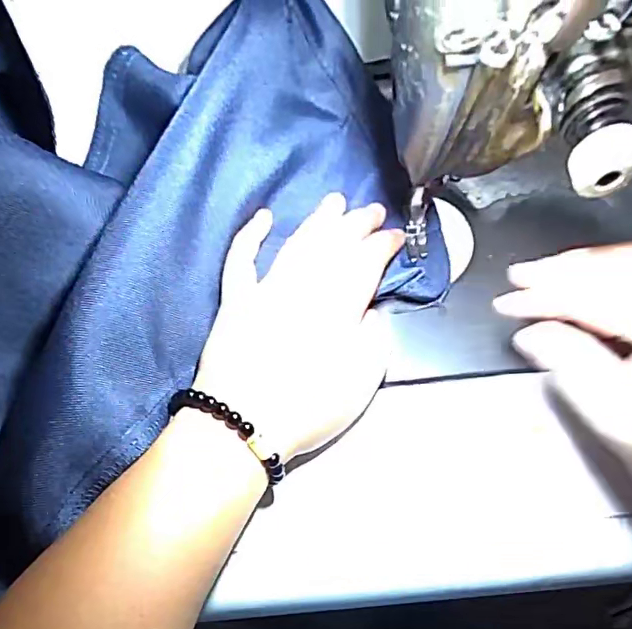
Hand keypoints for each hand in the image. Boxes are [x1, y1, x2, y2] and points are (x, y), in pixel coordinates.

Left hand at [191, 193, 405, 462]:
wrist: (244, 422)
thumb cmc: (308, 409)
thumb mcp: (361, 381)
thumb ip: (374, 339)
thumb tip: (371, 314)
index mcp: (340, 305)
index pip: (366, 261)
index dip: (383, 245)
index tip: (396, 238)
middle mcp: (304, 287)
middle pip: (333, 244)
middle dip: (356, 224)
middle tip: (372, 210)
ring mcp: (265, 290)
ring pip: (295, 243)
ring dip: (317, 220)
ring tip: (334, 203)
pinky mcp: (234, 302)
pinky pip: (241, 259)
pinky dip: (251, 235)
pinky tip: (262, 219)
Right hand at [493, 244, 631, 539]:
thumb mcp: (621, 415)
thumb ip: (571, 366)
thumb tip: (534, 335)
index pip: (597, 291)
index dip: (546, 295)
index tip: (507, 301)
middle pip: (626, 264)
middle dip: (570, 270)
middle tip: (524, 277)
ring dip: (600, 269)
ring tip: (557, 274)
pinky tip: (610, 285)